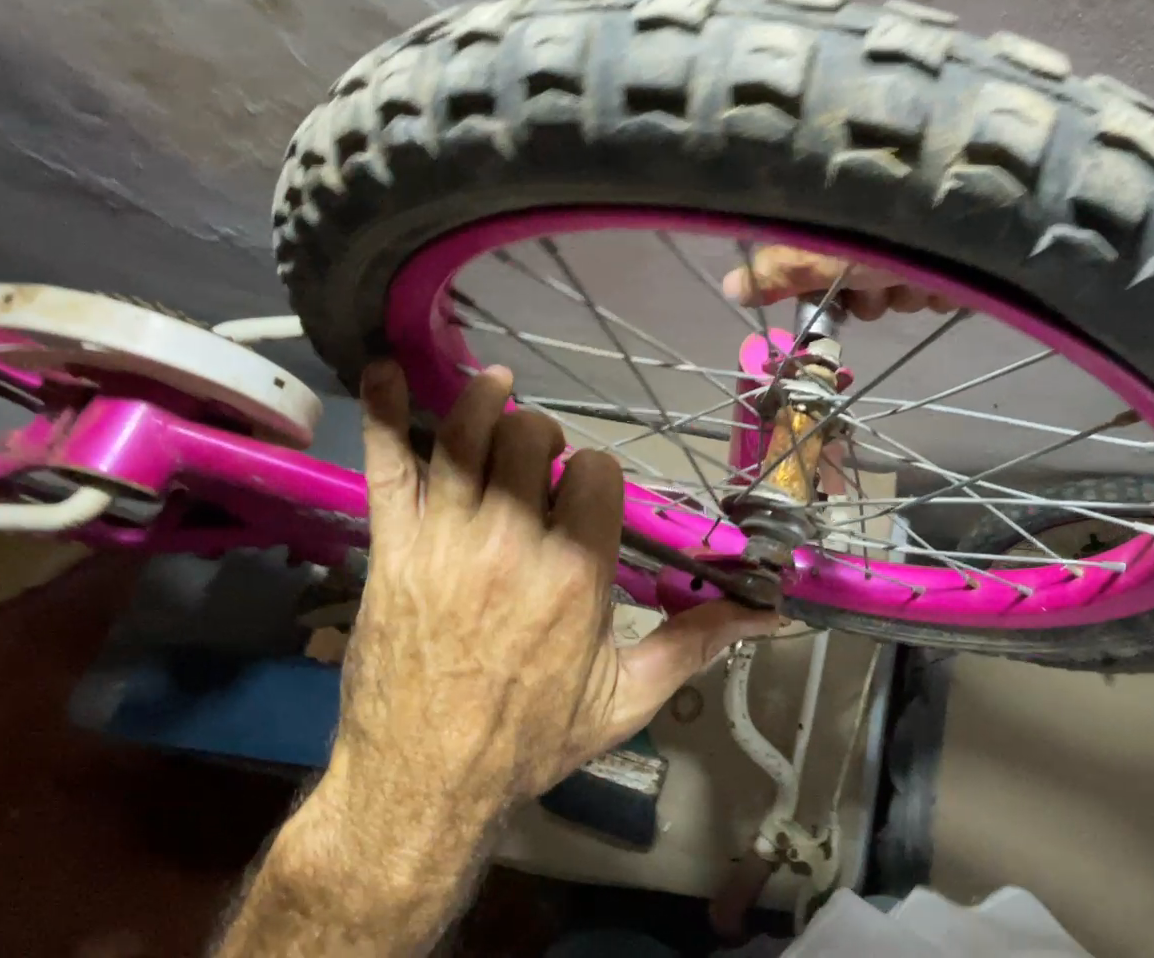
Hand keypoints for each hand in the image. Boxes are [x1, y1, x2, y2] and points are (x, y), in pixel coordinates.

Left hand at [336, 361, 778, 802]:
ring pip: (468, 437)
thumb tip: (767, 615)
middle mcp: (514, 541)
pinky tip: (388, 370)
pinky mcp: (391, 548)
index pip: (595, 470)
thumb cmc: (532, 739)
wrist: (424, 783)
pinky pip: (387, 467)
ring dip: (484, 401)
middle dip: (542, 438)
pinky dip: (386, 415)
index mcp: (577, 571)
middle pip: (530, 436)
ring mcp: (446, 539)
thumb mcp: (626, 697)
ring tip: (494, 388)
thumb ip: (696, 643)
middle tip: (538, 466)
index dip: (594, 473)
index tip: (585, 497)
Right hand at [720, 246, 958, 318]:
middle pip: (863, 290)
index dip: (823, 289)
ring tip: (919, 267)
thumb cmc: (878, 233)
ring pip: (903, 295)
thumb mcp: (818, 252)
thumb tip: (729, 286)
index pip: (817, 273)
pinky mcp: (957, 255)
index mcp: (839, 228)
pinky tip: (946, 271)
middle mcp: (875, 231)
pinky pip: (940, 292)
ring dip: (909, 292)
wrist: (963, 216)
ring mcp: (918, 241)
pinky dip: (941, 290)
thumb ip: (776, 272)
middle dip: (873, 295)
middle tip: (879, 277)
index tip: (832, 291)